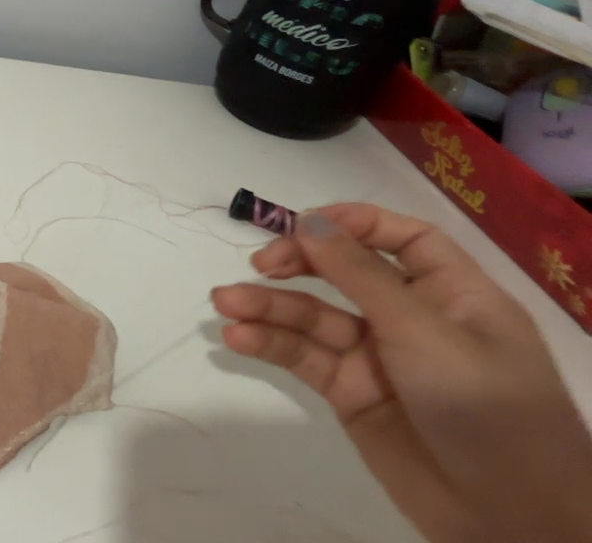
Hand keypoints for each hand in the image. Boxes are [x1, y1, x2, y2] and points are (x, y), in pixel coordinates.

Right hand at [212, 203, 591, 542]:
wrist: (510, 520)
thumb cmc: (487, 410)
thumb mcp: (426, 334)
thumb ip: (362, 275)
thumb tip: (309, 221)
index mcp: (454, 297)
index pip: (405, 238)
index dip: (355, 222)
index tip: (303, 224)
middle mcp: (413, 319)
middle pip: (344, 270)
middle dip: (298, 261)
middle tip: (260, 264)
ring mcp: (378, 355)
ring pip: (311, 313)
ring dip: (265, 306)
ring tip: (224, 304)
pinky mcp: (348, 389)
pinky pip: (300, 354)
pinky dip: (267, 342)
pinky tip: (238, 337)